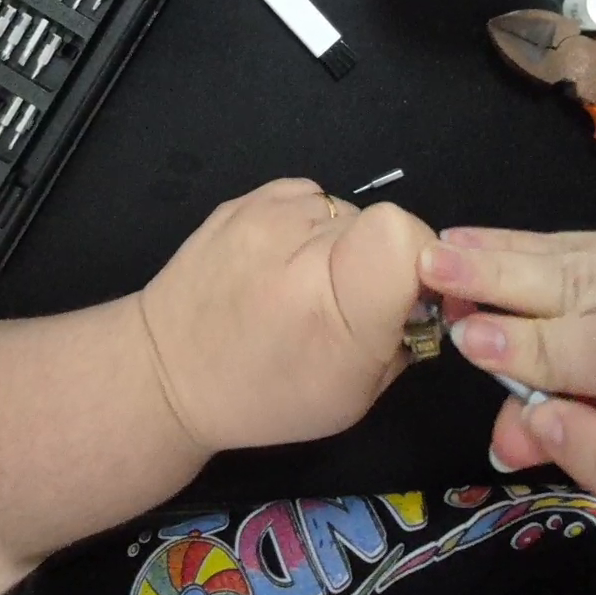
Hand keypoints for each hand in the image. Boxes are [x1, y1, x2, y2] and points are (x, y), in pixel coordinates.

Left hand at [138, 179, 431, 452]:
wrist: (168, 369)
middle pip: (379, 221)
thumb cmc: (265, 397)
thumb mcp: (354, 394)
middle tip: (350, 298)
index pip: (405, 234)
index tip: (409, 292)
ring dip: (341, 240)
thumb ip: (402, 337)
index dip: (421, 259)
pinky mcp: (239, 198)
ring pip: (342, 208)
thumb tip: (427, 293)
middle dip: (381, 257)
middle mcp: (295, 245)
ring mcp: (261, 213)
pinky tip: (284, 258)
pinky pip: (305, 197)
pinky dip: (309, 225)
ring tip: (307, 279)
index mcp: (330, 304)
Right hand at [419, 226, 595, 557]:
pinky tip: (467, 243)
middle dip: (507, 280)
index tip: (470, 345)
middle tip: (434, 270)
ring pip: (575, 255)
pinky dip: (514, 243)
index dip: (545, 351)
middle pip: (594, 288)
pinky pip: (572, 241)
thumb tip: (519, 428)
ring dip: (498, 253)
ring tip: (437, 254)